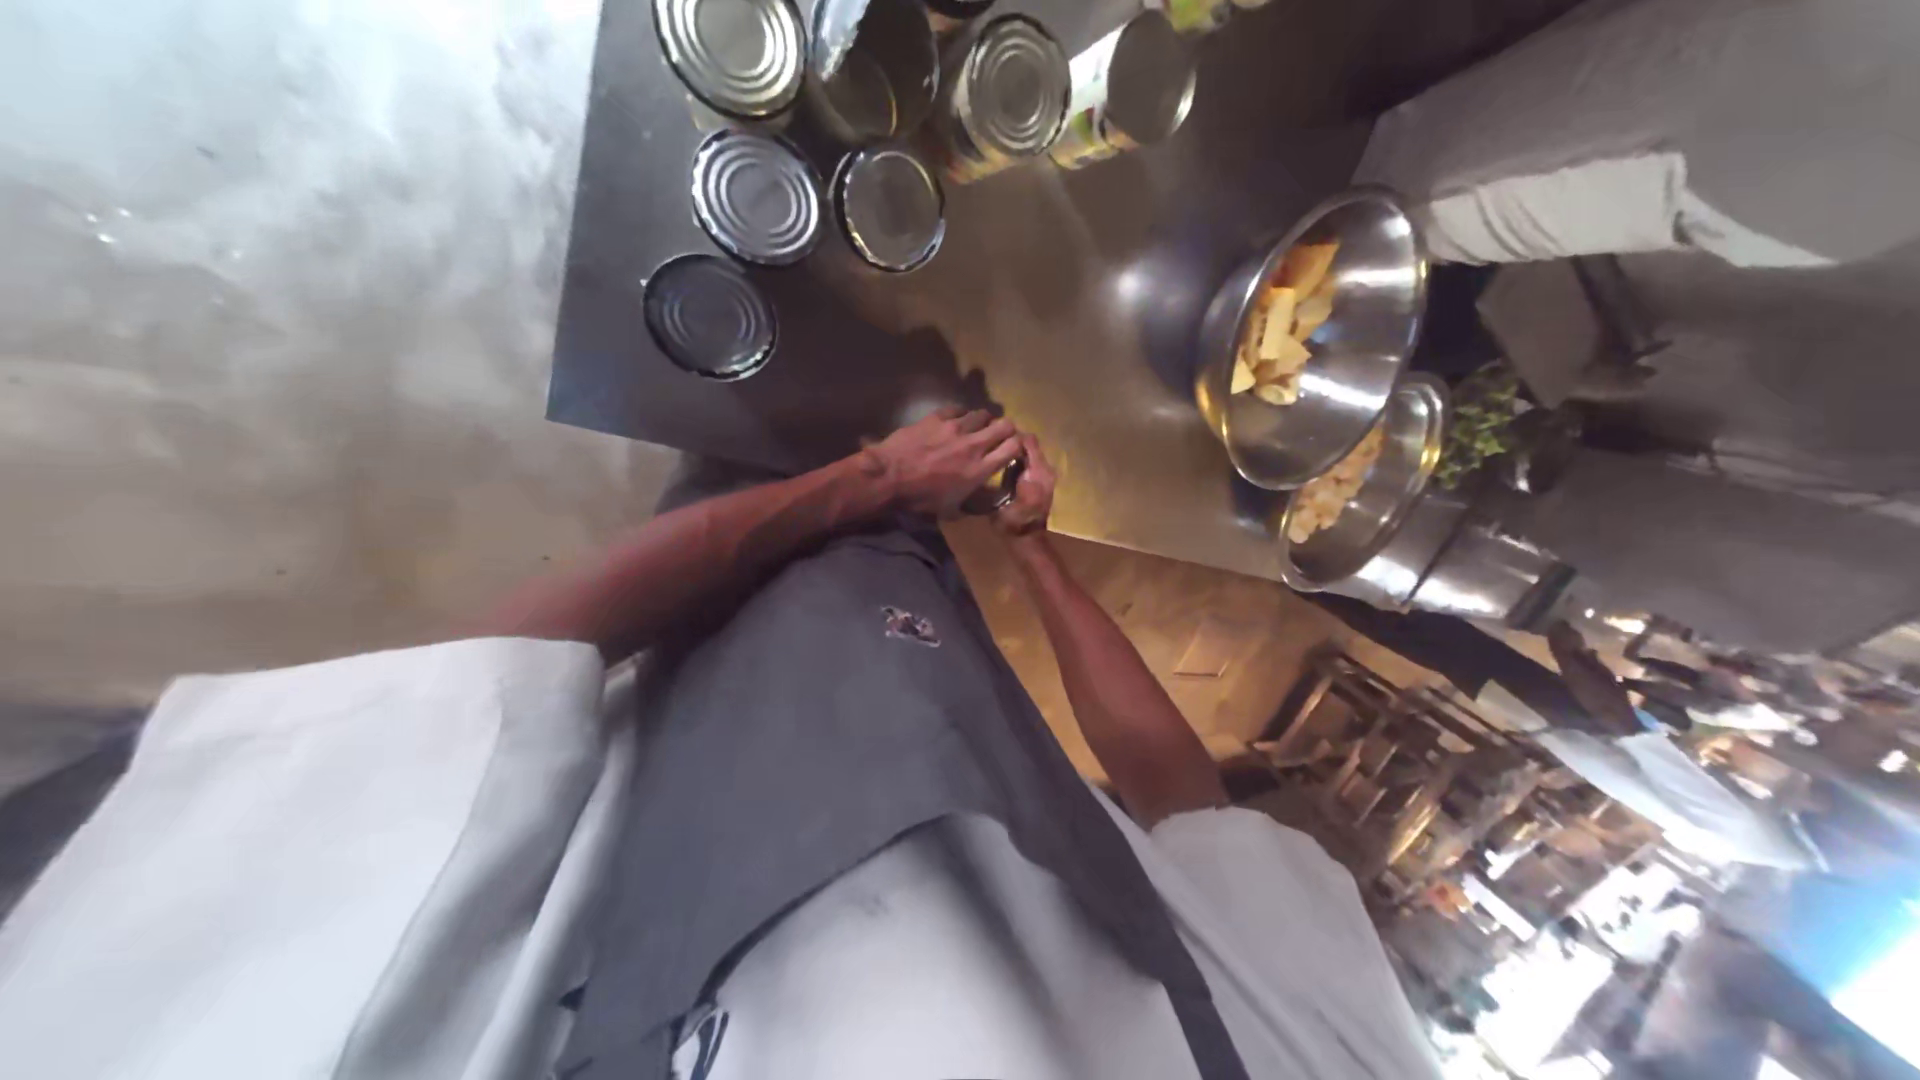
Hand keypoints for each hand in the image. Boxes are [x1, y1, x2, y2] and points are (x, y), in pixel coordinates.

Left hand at [863, 407, 1021, 517]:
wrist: (888, 477)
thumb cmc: (919, 499)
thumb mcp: (950, 509)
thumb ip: (971, 501)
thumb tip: (980, 498)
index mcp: (979, 470)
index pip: (1012, 448)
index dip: (1017, 446)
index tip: (1013, 448)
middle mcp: (974, 445)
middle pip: (1004, 426)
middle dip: (1007, 429)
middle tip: (1000, 434)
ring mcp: (955, 427)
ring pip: (982, 414)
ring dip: (984, 420)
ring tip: (978, 426)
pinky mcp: (937, 417)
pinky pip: (958, 409)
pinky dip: (961, 414)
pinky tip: (956, 420)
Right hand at [993, 434, 1053, 536]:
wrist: (1025, 540)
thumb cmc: (1016, 523)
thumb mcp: (1014, 504)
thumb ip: (1018, 483)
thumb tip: (1014, 464)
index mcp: (1040, 472)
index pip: (1029, 441)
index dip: (1012, 436)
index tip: (994, 438)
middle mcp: (1045, 469)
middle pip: (1028, 445)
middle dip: (1011, 442)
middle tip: (991, 445)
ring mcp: (1043, 475)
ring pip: (1027, 453)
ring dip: (1013, 451)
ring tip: (994, 452)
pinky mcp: (1039, 481)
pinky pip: (1028, 462)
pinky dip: (1017, 460)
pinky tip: (1002, 465)